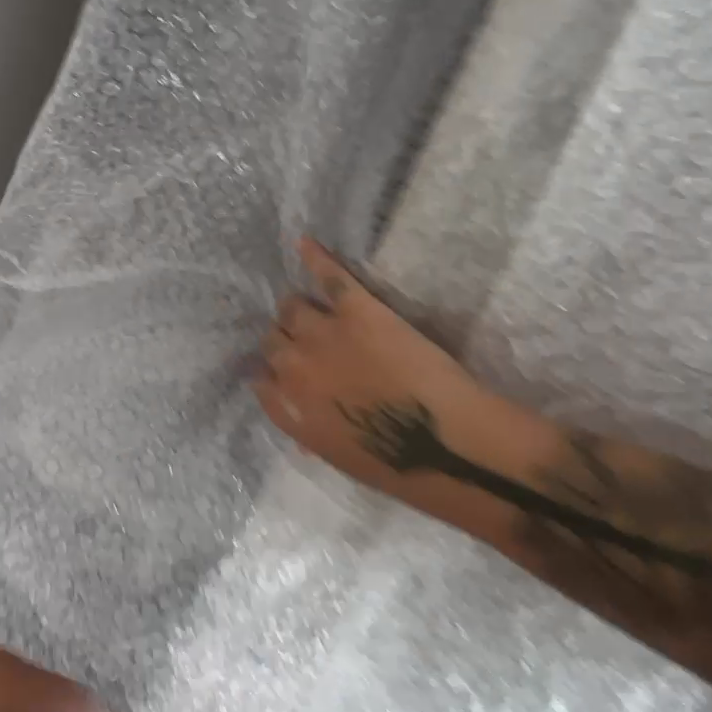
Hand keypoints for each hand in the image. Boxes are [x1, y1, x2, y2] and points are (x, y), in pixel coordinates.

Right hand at [252, 239, 530, 494]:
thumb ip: (304, 425)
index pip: (261, 377)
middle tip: (308, 342)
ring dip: (300, 311)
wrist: (451, 446)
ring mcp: (322, 334)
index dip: (275, 372)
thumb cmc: (398, 467)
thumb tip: (298, 407)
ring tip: (314, 309)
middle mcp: (292, 366)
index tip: (287, 373)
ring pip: (292, 308)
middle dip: (286, 339)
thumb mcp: (334, 456)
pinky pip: (328, 277)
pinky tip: (305, 244)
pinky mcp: (358, 311)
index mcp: (286, 406)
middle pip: (273, 339)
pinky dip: (316, 258)